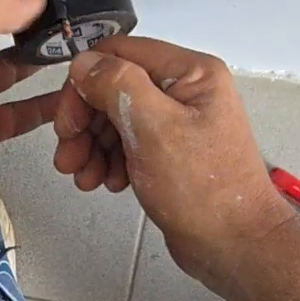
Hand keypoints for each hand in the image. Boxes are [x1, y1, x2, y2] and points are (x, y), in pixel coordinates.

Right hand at [53, 35, 295, 293]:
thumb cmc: (202, 189)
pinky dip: (109, 161)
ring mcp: (177, 122)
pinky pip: (127, 145)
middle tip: (67, 158)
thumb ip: (117, 85)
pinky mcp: (169, 152)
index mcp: (190, 73)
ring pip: (115, 120)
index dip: (84, 84)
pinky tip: (106, 183)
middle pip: (113, 89)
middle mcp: (184, 91)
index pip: (119, 54)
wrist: (233, 246)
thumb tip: (84, 62)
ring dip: (91, 146)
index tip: (66, 122)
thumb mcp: (154, 128)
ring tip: (83, 178)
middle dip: (84, 123)